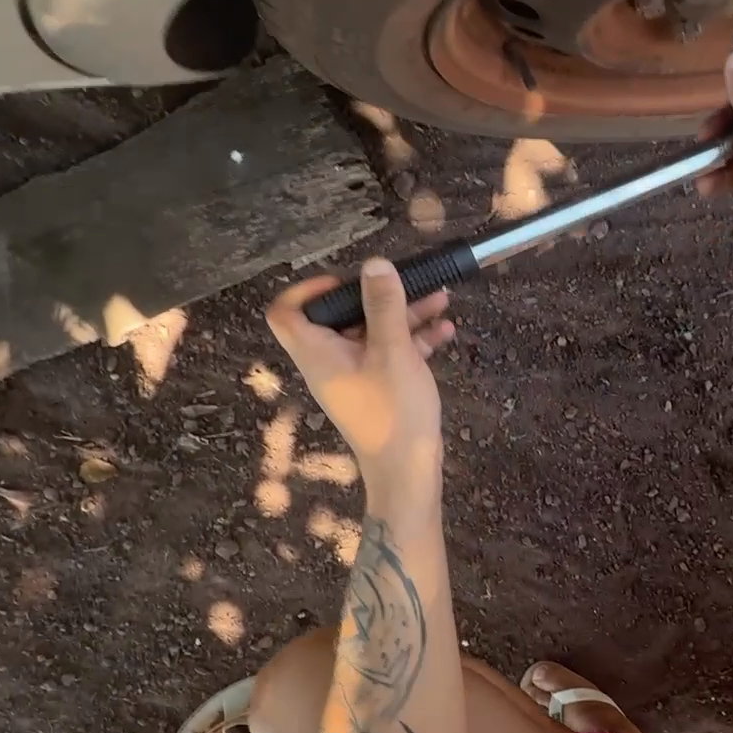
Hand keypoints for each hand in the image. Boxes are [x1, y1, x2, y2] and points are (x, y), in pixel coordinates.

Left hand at [266, 261, 455, 511]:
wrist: (408, 469)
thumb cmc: (393, 409)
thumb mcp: (392, 351)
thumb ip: (384, 305)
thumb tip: (375, 264)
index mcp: (318, 352)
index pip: (286, 312)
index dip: (309, 289)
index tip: (347, 281)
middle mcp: (330, 362)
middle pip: (343, 316)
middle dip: (380, 297)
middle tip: (409, 283)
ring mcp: (356, 376)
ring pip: (374, 334)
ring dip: (406, 315)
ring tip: (442, 299)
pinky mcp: (379, 389)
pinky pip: (391, 354)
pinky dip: (415, 340)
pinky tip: (446, 330)